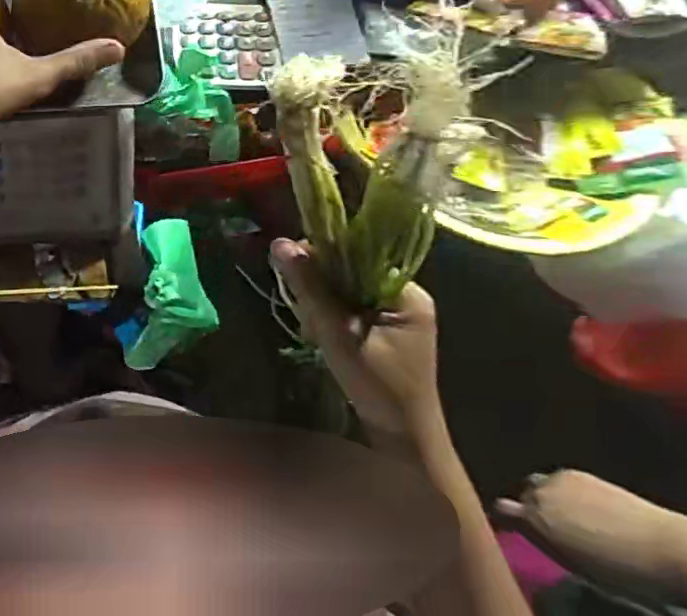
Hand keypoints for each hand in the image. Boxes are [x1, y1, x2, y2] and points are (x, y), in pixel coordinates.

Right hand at [270, 238, 440, 439]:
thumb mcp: (339, 334)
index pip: (357, 254)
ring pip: (344, 289)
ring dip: (321, 306)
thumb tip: (280, 243)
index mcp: (406, 293)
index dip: (323, 258)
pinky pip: (347, 306)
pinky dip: (329, 317)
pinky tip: (321, 336)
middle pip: (349, 270)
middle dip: (320, 289)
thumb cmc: (379, 388)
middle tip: (308, 318)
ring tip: (315, 333)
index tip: (296, 277)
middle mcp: (404, 296)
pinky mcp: (383, 329)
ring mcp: (394, 314)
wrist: (405, 443)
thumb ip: (311, 288)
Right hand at [494, 470, 684, 584]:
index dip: (507, 518)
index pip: (502, 510)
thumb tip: (529, 530)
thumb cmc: (624, 573)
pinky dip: (567, 491)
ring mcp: (558, 480)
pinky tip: (588, 506)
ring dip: (549, 497)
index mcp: (534, 521)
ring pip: (540, 485)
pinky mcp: (578, 473)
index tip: (514, 528)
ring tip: (571, 515)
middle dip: (531, 507)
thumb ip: (546, 542)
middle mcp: (539, 494)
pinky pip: (561, 480)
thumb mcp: (577, 566)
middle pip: (523, 495)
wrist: (667, 548)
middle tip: (552, 527)